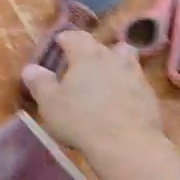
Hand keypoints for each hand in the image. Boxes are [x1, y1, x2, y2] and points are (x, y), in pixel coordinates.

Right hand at [21, 31, 166, 165]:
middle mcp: (114, 58)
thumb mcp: (49, 103)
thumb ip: (40, 83)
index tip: (58, 44)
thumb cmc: (80, 119)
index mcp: (87, 55)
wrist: (125, 143)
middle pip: (104, 46)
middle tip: (80, 66)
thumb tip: (30, 68)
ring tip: (103, 81)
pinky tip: (117, 103)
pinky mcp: (149, 95)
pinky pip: (135, 83)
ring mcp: (135, 75)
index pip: (75, 37)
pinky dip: (125, 88)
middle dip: (91, 52)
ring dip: (114, 66)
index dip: (65, 39)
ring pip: (125, 61)